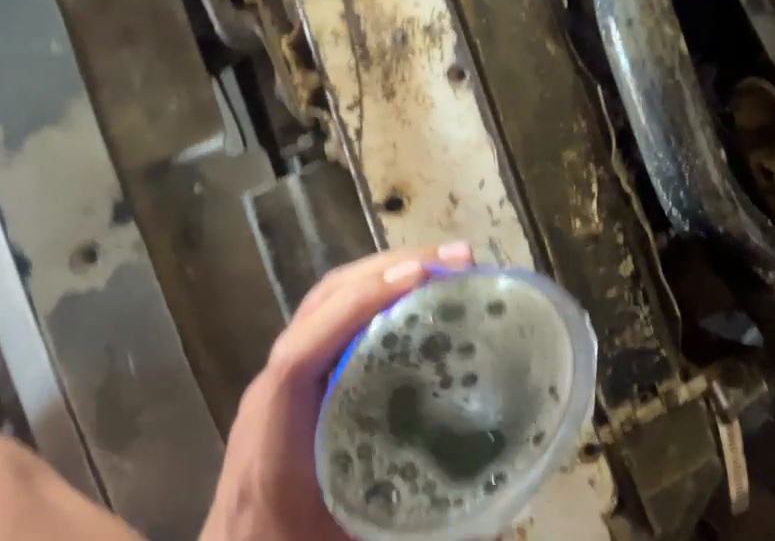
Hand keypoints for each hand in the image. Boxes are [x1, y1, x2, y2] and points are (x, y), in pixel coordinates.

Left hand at [200, 242, 476, 540]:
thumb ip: (427, 533)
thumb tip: (501, 526)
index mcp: (276, 441)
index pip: (303, 356)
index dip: (357, 309)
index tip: (422, 280)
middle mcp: (273, 396)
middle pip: (321, 306)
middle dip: (389, 269)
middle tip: (461, 261)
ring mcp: (283, 382)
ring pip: (328, 302)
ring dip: (387, 271)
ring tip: (449, 265)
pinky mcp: (300, 381)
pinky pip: (336, 317)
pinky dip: (378, 292)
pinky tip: (420, 296)